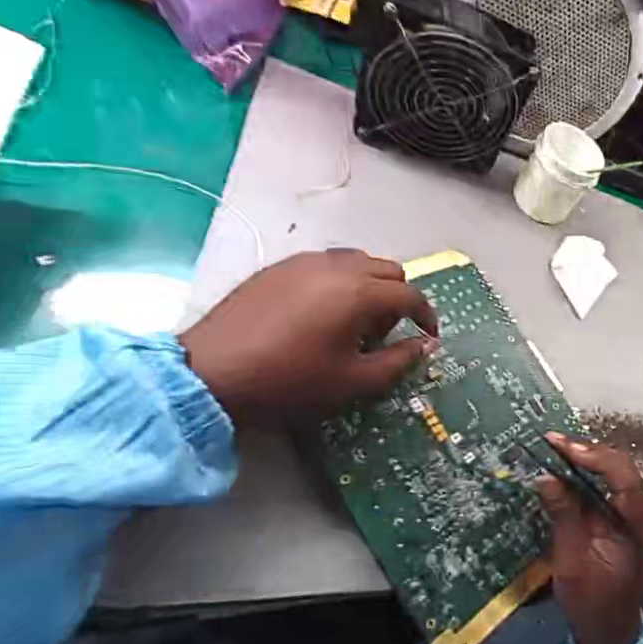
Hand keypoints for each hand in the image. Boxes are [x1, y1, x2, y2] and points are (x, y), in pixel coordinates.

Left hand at [178, 249, 437, 418]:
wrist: (214, 371)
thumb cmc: (290, 381)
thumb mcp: (352, 382)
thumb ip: (398, 362)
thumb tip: (424, 346)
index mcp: (359, 292)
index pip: (410, 294)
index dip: (426, 316)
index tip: (428, 336)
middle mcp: (337, 266)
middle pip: (387, 269)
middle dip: (398, 297)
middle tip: (385, 333)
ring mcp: (305, 261)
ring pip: (356, 262)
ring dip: (369, 285)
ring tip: (353, 322)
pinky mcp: (279, 267)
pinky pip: (325, 265)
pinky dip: (338, 282)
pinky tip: (320, 313)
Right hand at [533, 433, 642, 643]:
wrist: (608, 635)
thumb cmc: (592, 601)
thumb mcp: (572, 560)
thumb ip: (563, 516)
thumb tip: (545, 477)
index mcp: (637, 525)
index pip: (623, 476)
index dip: (594, 456)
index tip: (561, 446)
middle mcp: (640, 515)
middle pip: (620, 469)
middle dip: (586, 452)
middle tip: (552, 443)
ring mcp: (632, 519)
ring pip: (613, 476)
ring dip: (584, 461)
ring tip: (553, 451)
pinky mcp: (619, 523)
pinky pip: (604, 490)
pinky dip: (583, 478)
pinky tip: (562, 473)